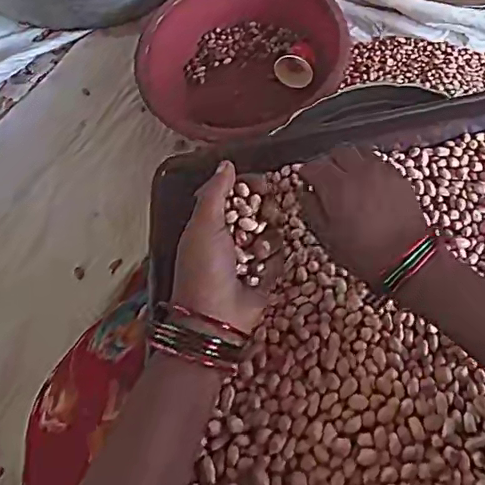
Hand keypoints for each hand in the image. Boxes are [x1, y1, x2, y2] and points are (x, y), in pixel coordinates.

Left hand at [172, 162, 270, 333]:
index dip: (250, 186)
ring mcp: (250, 256)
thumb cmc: (203, 269)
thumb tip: (226, 164)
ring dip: (267, 240)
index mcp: (212, 221)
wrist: (214, 320)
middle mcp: (232, 236)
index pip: (237, 193)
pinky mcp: (267, 275)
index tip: (262, 184)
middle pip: (259, 210)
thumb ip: (216, 191)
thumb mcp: (204, 224)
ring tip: (256, 254)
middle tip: (267, 215)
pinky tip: (261, 271)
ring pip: (273, 231)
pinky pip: (281, 257)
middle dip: (265, 210)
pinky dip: (273, 262)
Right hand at [296, 146, 428, 285]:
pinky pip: (377, 161)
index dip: (306, 172)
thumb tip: (305, 192)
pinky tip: (368, 183)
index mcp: (335, 186)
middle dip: (328, 162)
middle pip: (337, 152)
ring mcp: (380, 171)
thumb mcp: (328, 237)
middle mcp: (358, 171)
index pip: (314, 166)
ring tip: (348, 176)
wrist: (406, 258)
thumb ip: (312, 209)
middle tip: (326, 177)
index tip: (305, 179)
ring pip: (359, 152)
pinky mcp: (397, 175)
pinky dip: (368, 166)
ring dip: (350, 160)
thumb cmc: (363, 253)